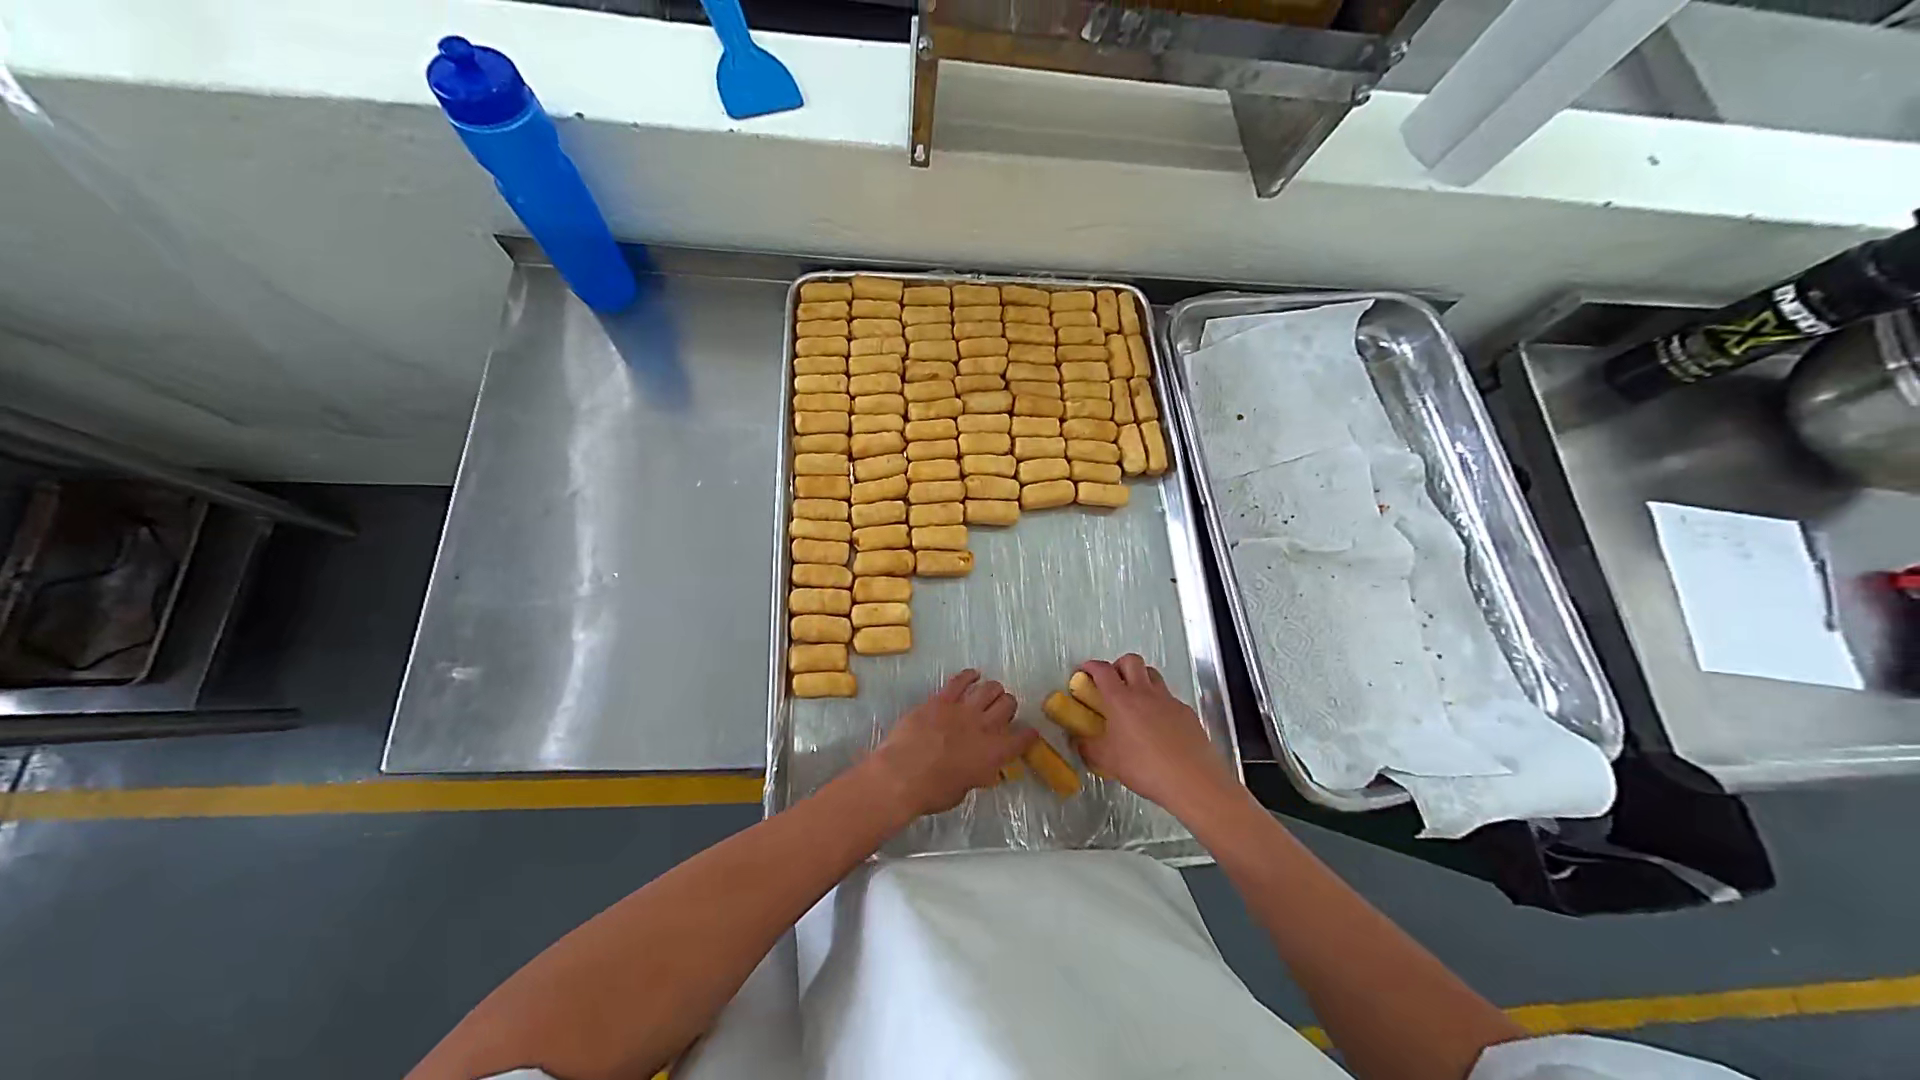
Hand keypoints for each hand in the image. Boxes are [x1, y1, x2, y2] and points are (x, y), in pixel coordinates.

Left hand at [865, 670, 1035, 820]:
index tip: (1029, 734)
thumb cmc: (932, 792)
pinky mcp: (941, 699)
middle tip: (1002, 711)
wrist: (902, 774)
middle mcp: (984, 727)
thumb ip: (976, 775)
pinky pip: (960, 680)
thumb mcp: (963, 791)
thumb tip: (980, 770)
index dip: (1028, 735)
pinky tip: (972, 675)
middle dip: (1008, 706)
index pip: (1022, 739)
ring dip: (993, 690)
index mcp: (994, 753)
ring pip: (989, 688)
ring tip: (990, 692)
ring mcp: (963, 710)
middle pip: (1008, 704)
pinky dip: (969, 675)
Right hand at [1076, 654, 1240, 816]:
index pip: (1103, 670)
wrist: (1192, 781)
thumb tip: (1080, 741)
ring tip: (1135, 699)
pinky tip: (1159, 723)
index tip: (1085, 671)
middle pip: (1131, 661)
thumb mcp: (1107, 761)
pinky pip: (1170, 698)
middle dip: (1118, 665)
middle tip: (1112, 680)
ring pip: (1153, 675)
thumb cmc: (1146, 768)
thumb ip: (1089, 747)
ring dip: (1141, 678)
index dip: (1091, 666)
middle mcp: (1145, 693)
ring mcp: (1169, 701)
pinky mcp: (1187, 713)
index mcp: (1121, 700)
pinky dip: (1160, 702)